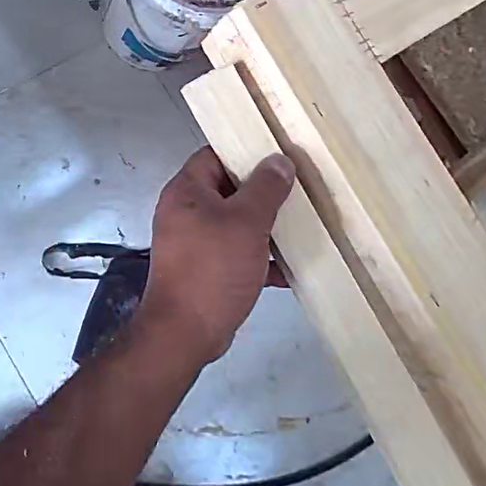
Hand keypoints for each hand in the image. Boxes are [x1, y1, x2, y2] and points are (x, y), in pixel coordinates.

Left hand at [138, 147, 295, 364]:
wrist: (185, 335)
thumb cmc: (213, 268)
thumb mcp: (247, 221)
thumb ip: (266, 188)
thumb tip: (280, 161)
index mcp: (187, 191)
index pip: (215, 154)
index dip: (246, 149)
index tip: (278, 152)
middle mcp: (186, 212)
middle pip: (229, 188)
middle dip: (263, 190)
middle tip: (296, 187)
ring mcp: (194, 243)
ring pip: (235, 222)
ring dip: (265, 225)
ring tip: (299, 223)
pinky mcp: (205, 270)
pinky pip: (236, 253)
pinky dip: (259, 257)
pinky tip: (288, 268)